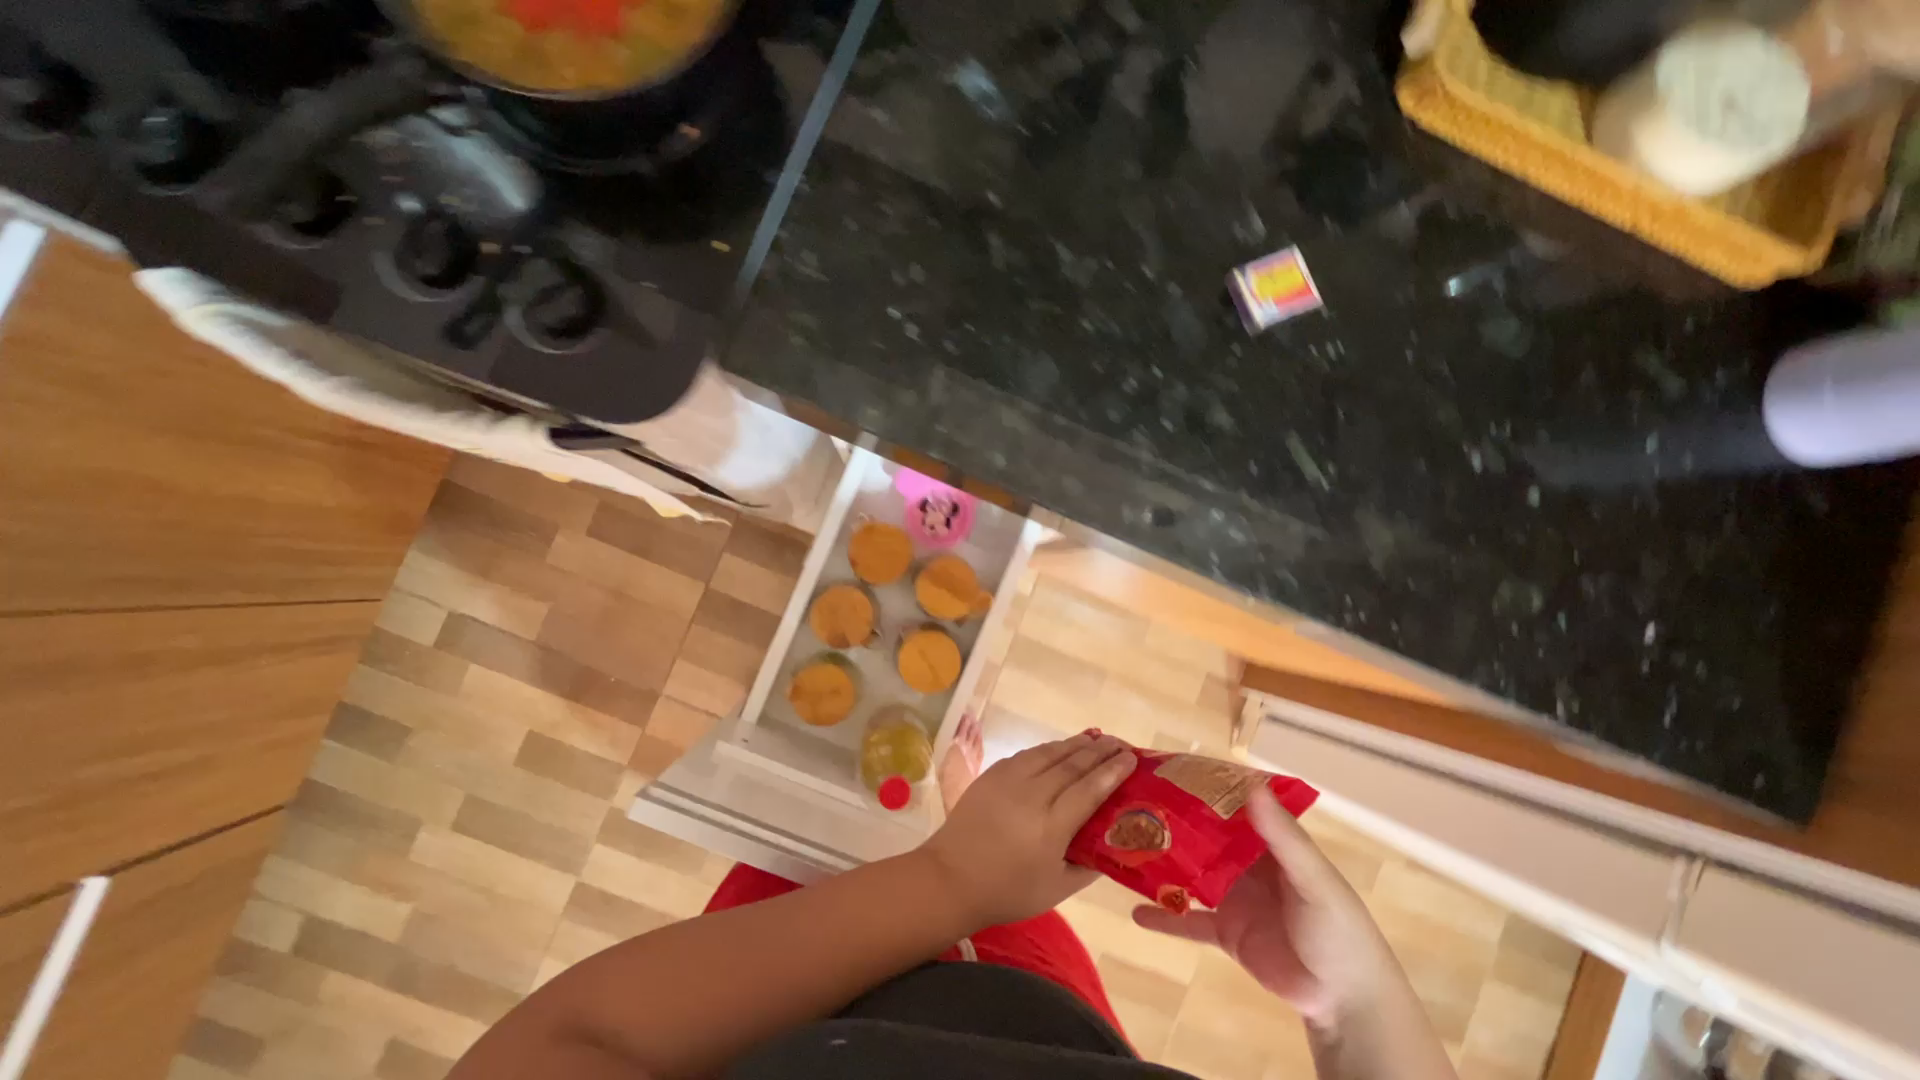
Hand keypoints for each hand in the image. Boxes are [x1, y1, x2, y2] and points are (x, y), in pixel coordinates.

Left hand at [919, 730, 1136, 928]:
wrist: (950, 879)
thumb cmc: (1006, 892)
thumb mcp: (1056, 889)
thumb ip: (1087, 866)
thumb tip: (1113, 846)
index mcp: (1051, 826)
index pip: (1090, 789)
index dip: (1113, 771)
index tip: (1132, 759)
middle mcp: (1032, 796)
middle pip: (1073, 764)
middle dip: (1100, 751)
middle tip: (1122, 743)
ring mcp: (1008, 781)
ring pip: (1049, 753)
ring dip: (1076, 744)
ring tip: (1097, 738)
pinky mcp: (990, 775)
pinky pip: (1027, 755)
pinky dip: (1048, 749)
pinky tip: (1059, 748)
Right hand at [1132, 787, 1395, 1025]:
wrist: (1344, 999)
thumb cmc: (1338, 930)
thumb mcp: (1314, 880)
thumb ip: (1284, 838)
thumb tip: (1252, 788)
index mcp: (1273, 845)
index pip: (1236, 808)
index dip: (1208, 790)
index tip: (1172, 770)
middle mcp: (1249, 866)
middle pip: (1207, 839)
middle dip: (1175, 823)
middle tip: (1133, 804)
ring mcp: (1235, 899)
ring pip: (1191, 875)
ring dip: (1164, 864)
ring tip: (1125, 847)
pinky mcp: (1225, 933)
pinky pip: (1188, 922)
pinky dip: (1164, 918)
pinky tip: (1134, 912)